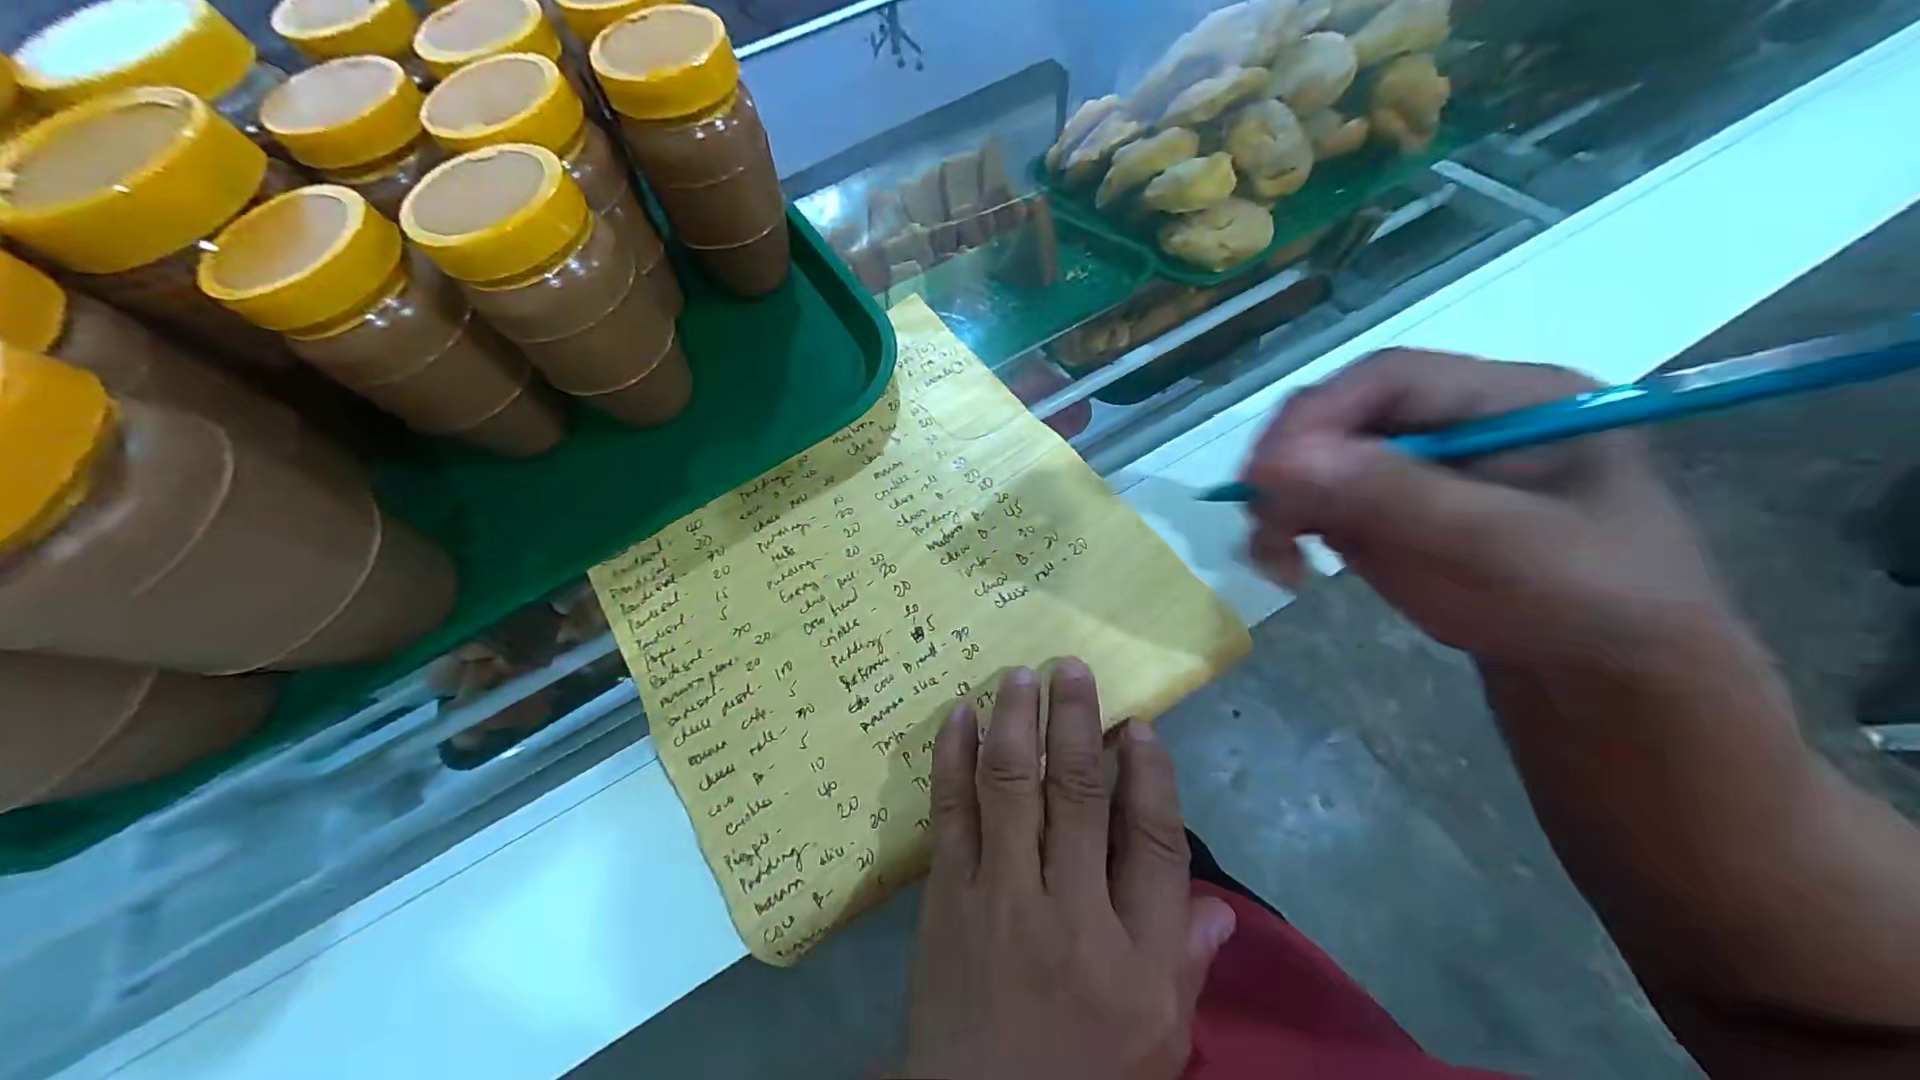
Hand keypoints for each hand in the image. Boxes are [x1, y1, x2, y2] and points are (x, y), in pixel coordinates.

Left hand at [902, 662, 1235, 1079]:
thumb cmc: (1082, 1072)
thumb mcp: (1159, 1036)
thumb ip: (1189, 963)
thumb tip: (1225, 907)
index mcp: (1135, 952)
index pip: (1155, 843)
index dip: (1153, 777)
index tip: (1141, 726)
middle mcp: (1069, 910)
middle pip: (1079, 794)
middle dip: (1078, 722)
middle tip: (1073, 667)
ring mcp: (1000, 894)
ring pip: (1012, 786)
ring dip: (1018, 722)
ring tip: (1022, 674)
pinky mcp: (948, 892)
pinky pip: (952, 811)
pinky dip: (956, 758)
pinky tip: (961, 716)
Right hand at [1243, 349, 1740, 670]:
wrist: (1598, 673)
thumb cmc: (1582, 603)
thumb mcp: (1500, 546)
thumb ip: (1393, 497)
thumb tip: (1275, 462)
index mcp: (1508, 396)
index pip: (1390, 379)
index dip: (1319, 417)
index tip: (1269, 474)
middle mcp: (1451, 417)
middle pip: (1340, 416)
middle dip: (1290, 466)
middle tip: (1263, 522)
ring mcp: (1412, 463)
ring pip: (1313, 459)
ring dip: (1278, 504)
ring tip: (1276, 559)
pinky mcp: (1381, 505)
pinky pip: (1312, 499)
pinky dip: (1285, 528)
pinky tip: (1287, 564)